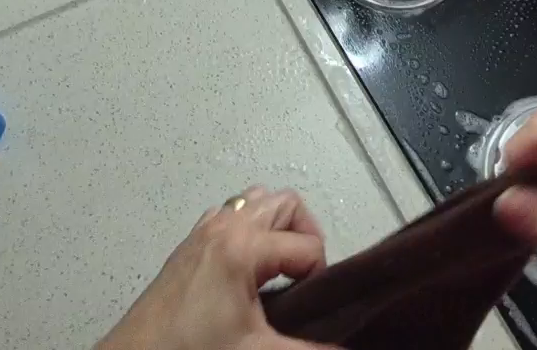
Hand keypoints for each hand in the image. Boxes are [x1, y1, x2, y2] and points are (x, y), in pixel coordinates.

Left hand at [95, 185, 338, 349]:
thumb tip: (345, 349)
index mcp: (244, 244)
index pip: (307, 245)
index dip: (319, 277)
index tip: (311, 311)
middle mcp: (226, 223)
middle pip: (286, 203)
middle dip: (305, 237)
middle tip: (304, 282)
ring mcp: (205, 229)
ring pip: (258, 201)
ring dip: (277, 228)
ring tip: (279, 274)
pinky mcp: (191, 242)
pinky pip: (233, 215)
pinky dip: (250, 231)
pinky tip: (248, 274)